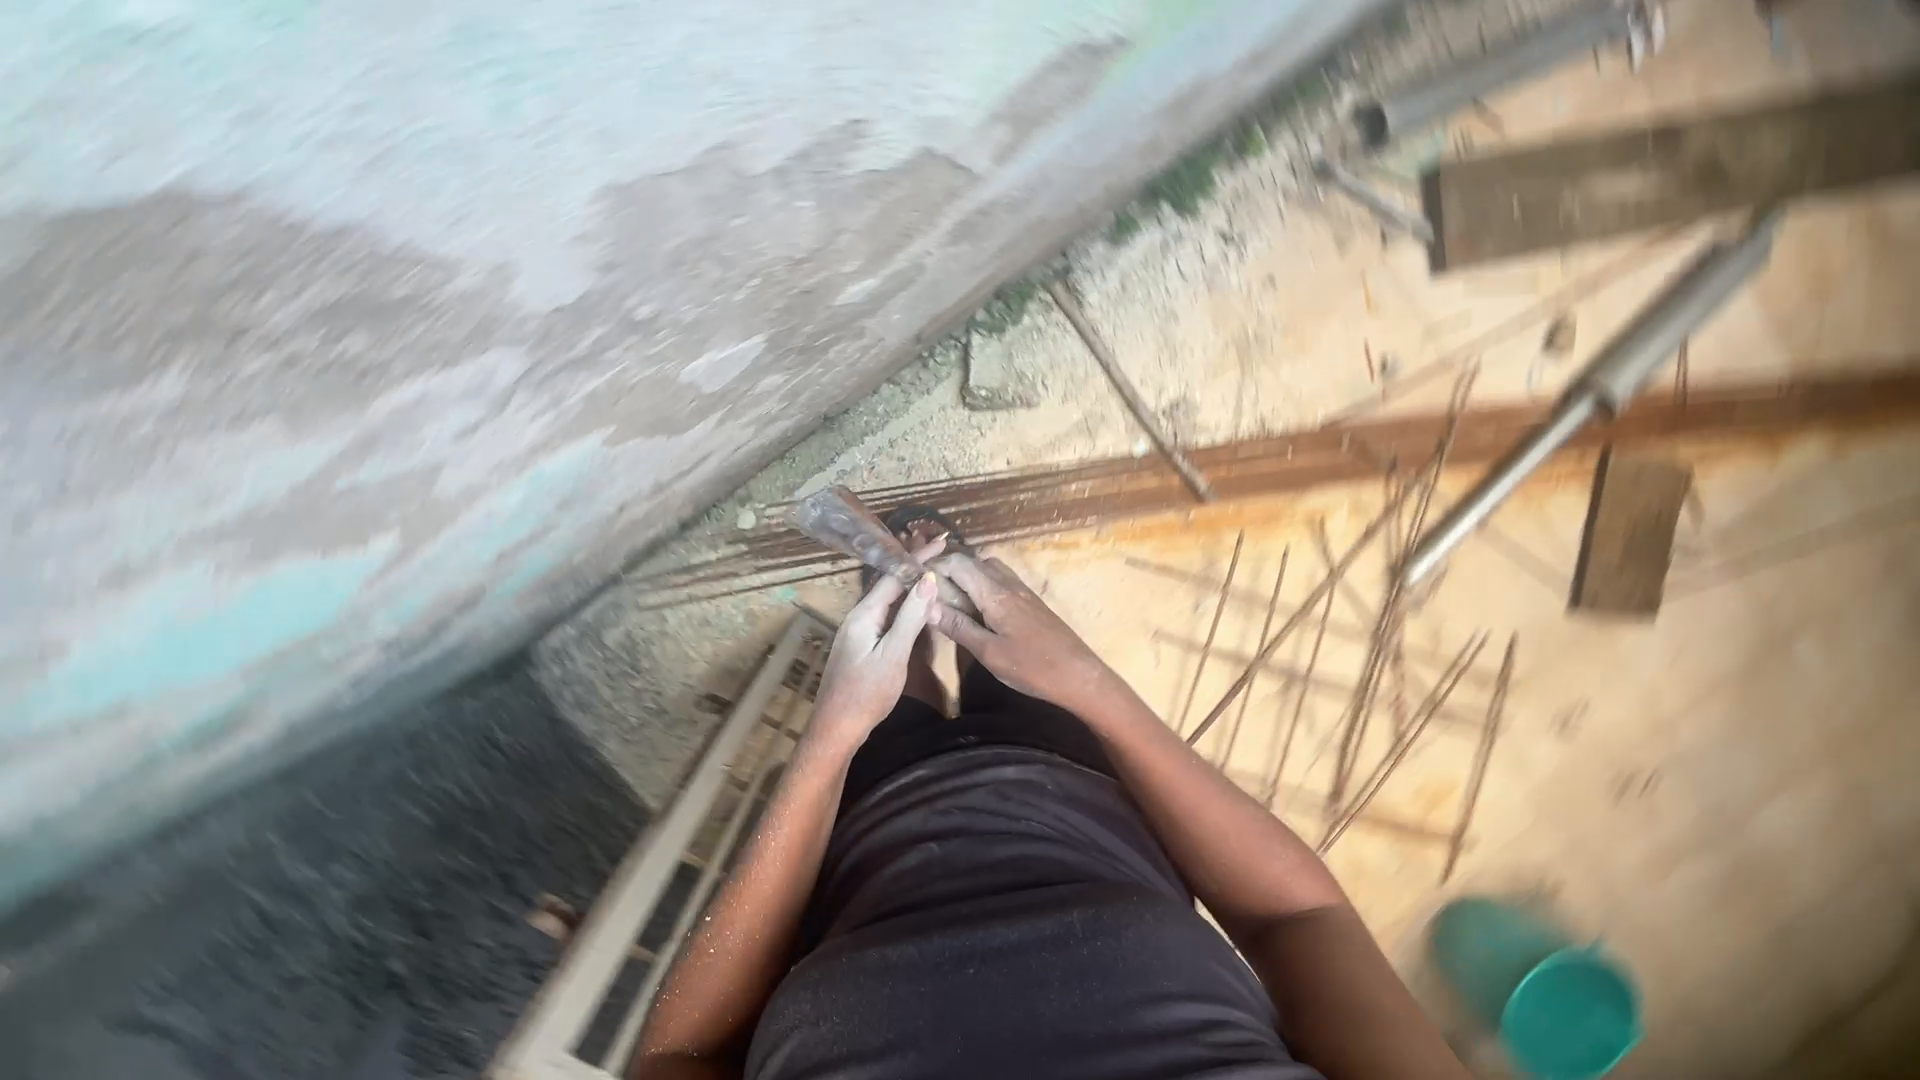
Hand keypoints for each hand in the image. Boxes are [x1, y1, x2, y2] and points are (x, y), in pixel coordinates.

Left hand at [807, 542, 942, 757]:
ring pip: (887, 601)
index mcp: (864, 614)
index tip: (942, 542)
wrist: (837, 727)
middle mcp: (858, 617)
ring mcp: (858, 632)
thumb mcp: (893, 654)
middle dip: (914, 567)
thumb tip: (927, 580)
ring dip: (910, 587)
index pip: (893, 576)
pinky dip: (904, 607)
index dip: (918, 558)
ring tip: (934, 574)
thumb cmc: (866, 693)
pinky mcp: (862, 646)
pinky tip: (917, 609)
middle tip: (941, 553)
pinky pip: (886, 616)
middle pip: (889, 584)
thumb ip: (910, 617)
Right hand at [927, 554, 1116, 713]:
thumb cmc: (1032, 667)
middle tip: (930, 594)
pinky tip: (977, 610)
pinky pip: (1000, 581)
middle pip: (973, 561)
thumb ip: (958, 627)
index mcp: (995, 593)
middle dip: (949, 570)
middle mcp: (1008, 583)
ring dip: (967, 577)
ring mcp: (1022, 590)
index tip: (916, 582)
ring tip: (951, 602)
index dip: (935, 566)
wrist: (1078, 675)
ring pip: (988, 568)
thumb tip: (926, 606)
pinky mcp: (1030, 601)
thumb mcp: (989, 652)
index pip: (958, 562)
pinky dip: (982, 586)